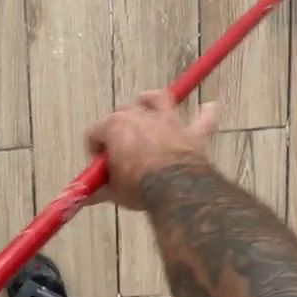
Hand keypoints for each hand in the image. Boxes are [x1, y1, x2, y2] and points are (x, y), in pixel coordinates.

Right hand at [86, 91, 217, 210]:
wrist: (175, 188)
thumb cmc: (138, 186)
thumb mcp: (112, 191)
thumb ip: (98, 190)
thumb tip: (85, 198)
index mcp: (115, 128)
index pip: (94, 132)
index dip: (94, 149)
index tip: (99, 165)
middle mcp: (139, 116)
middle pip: (122, 111)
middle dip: (118, 126)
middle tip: (120, 149)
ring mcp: (167, 121)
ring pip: (157, 99)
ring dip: (151, 100)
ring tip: (147, 104)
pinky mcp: (191, 132)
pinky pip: (202, 118)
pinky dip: (206, 114)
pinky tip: (210, 108)